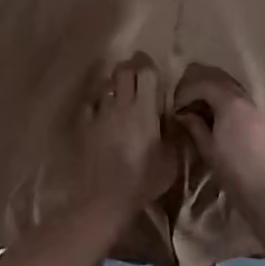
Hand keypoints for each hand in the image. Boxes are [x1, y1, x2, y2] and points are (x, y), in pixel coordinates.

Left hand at [80, 57, 174, 213]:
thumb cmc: (143, 180)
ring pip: (106, 84)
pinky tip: (102, 111)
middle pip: (123, 71)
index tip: (152, 68)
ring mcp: (100, 113)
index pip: (145, 72)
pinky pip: (90, 104)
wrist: (106, 199)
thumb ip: (176, 134)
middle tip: (137, 75)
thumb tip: (179, 116)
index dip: (148, 66)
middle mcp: (121, 104)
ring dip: (115, 84)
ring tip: (120, 92)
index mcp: (144, 109)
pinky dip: (97, 102)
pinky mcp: (85, 126)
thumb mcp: (171, 161)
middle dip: (130, 68)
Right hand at [175, 73, 264, 209]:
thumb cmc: (230, 167)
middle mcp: (243, 98)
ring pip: (231, 88)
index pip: (204, 85)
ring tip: (200, 106)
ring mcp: (254, 106)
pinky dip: (226, 99)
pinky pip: (239, 98)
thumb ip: (194, 125)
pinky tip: (217, 113)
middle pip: (219, 81)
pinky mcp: (259, 117)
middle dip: (200, 86)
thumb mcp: (206, 146)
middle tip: (185, 100)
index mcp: (229, 101)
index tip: (176, 106)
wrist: (261, 188)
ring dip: (214, 92)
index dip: (187, 92)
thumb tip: (183, 114)